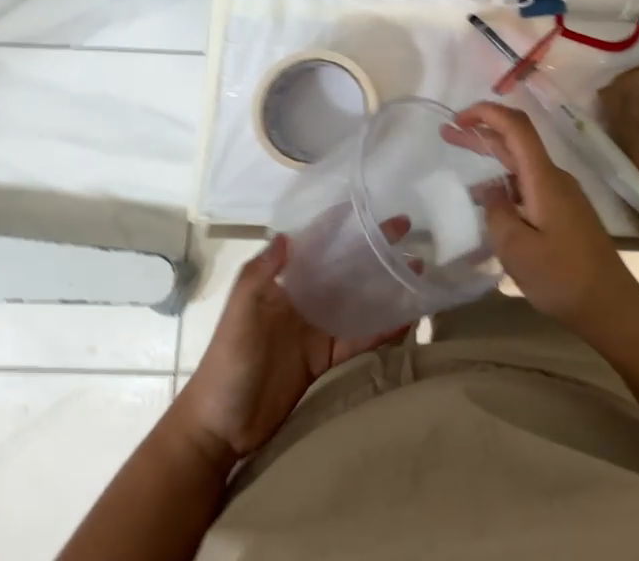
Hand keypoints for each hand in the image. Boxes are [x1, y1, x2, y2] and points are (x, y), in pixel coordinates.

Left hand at [169, 236, 407, 466]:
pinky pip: (361, 339)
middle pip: (345, 270)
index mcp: (282, 287)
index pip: (314, 247)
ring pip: (359, 302)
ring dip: (386, 286)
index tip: (371, 207)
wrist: (220, 431)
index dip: (341, 226)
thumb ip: (259, 277)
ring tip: (418, 272)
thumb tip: (287, 236)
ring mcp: (317, 332)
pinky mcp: (327, 362)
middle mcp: (303, 303)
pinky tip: (409, 319)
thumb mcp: (238, 318)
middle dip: (374, 250)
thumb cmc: (226, 367)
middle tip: (408, 232)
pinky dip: (385, 329)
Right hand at [450, 101, 638, 332]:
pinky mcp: (565, 213)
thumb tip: (491, 192)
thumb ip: (497, 213)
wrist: (610, 305)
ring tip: (462, 172)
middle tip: (448, 133)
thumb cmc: (562, 278)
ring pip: (523, 167)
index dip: (487, 113)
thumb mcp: (516, 249)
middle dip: (483, 134)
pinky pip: (530, 188)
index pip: (517, 128)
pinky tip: (490, 204)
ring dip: (493, 161)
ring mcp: (563, 196)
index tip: (458, 118)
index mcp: (544, 180)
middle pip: (517, 143)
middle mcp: (555, 179)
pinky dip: (506, 185)